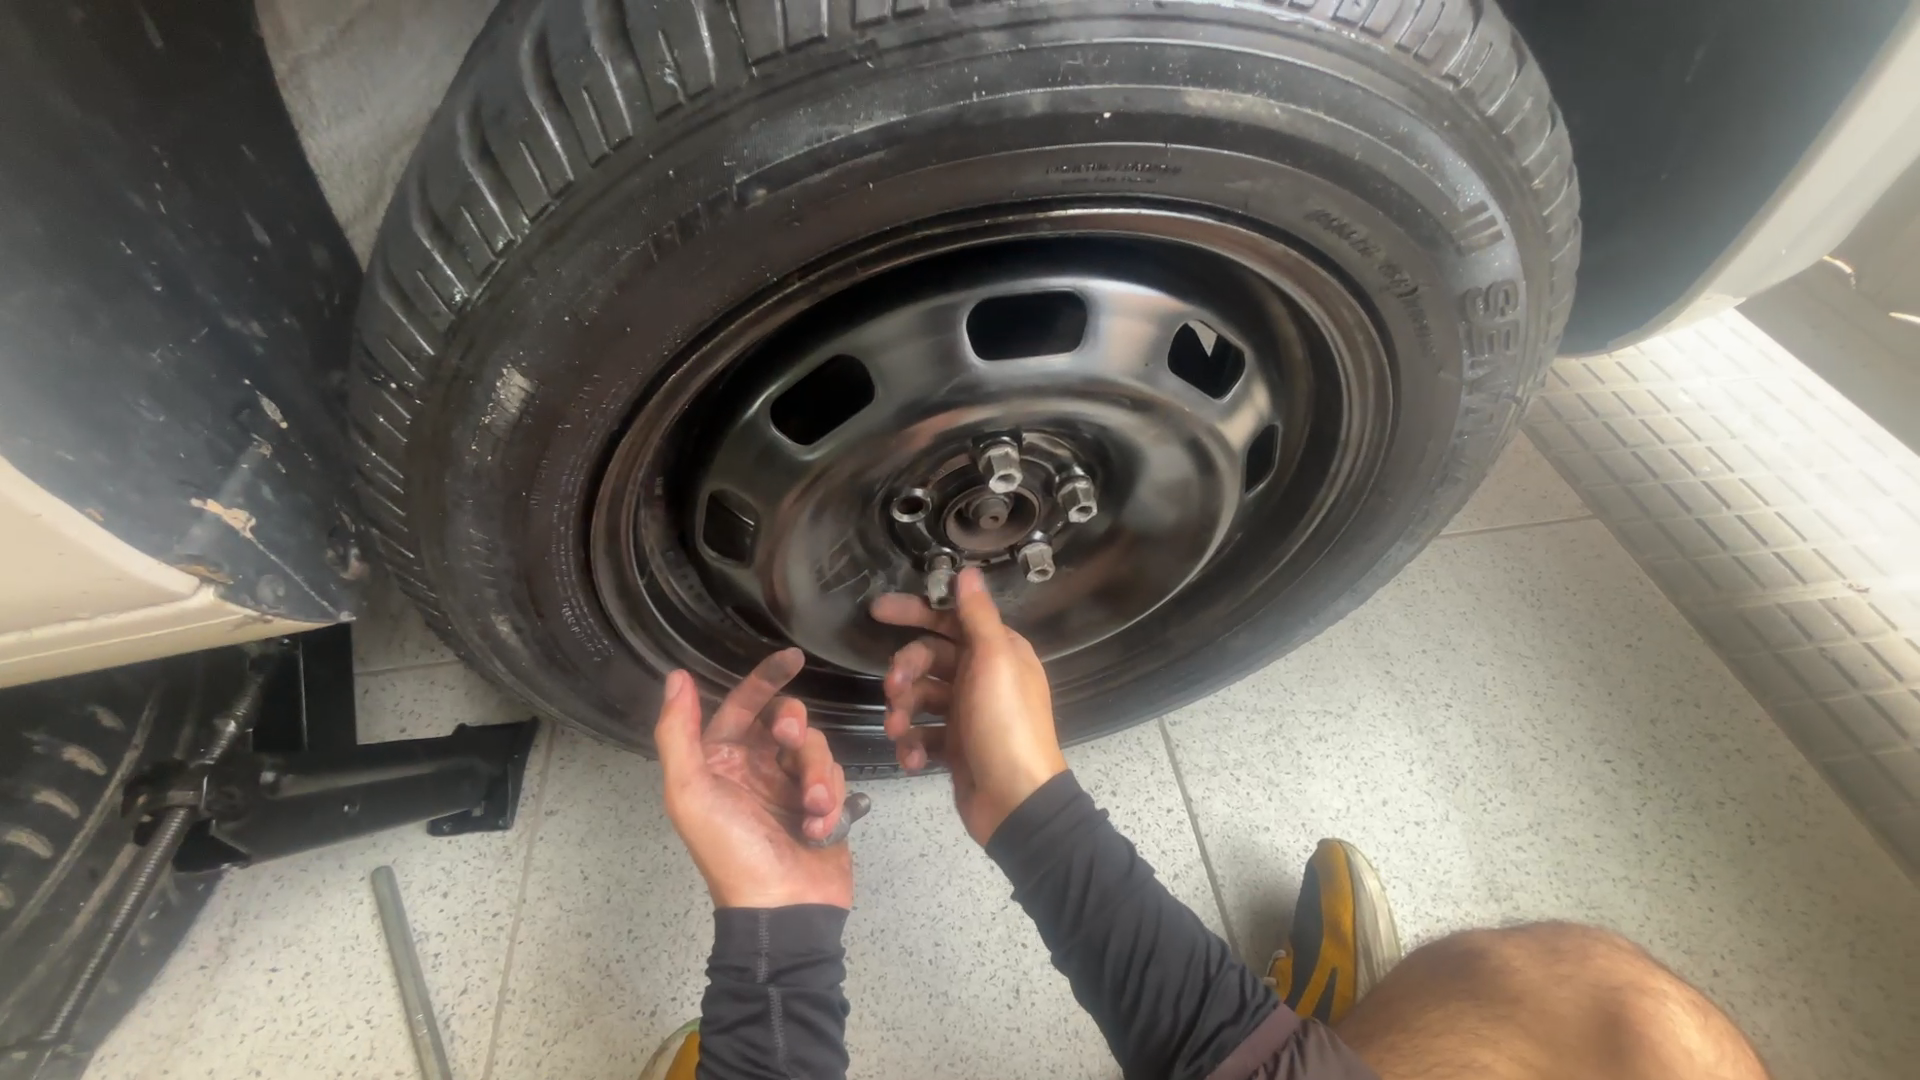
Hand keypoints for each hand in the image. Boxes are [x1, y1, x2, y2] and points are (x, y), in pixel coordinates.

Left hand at [654, 649, 852, 908]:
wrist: (782, 911)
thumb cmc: (731, 849)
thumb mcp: (691, 792)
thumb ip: (678, 733)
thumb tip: (677, 677)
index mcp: (721, 760)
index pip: (745, 705)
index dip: (766, 678)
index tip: (794, 657)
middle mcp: (757, 767)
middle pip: (789, 722)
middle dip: (796, 730)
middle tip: (794, 743)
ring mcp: (791, 787)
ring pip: (817, 749)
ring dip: (816, 776)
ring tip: (812, 809)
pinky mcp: (823, 805)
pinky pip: (837, 777)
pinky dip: (830, 799)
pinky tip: (820, 827)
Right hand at [870, 567, 1066, 844]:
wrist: (1016, 801)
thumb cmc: (1006, 723)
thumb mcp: (994, 660)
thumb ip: (977, 615)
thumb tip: (967, 571)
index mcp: (997, 650)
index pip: (949, 619)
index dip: (914, 612)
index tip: (876, 611)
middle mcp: (982, 676)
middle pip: (928, 659)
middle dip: (905, 672)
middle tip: (892, 689)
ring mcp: (968, 713)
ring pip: (920, 698)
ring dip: (903, 712)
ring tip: (898, 732)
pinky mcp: (956, 747)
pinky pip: (923, 735)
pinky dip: (913, 746)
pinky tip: (913, 760)